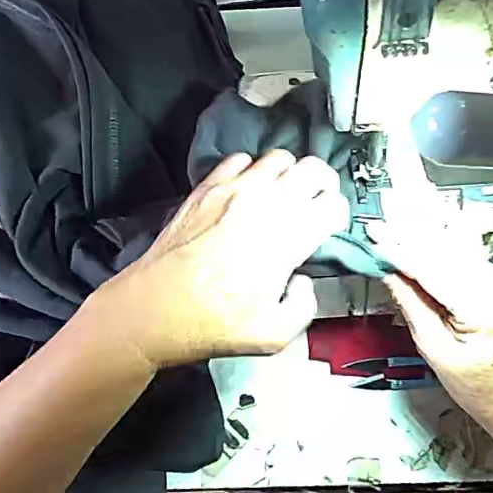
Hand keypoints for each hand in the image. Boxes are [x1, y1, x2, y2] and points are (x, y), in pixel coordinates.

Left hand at [83, 149, 348, 370]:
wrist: (154, 308)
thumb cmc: (212, 323)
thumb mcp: (274, 335)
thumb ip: (304, 306)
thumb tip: (301, 282)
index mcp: (288, 238)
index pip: (333, 205)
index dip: (338, 216)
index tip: (331, 227)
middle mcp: (266, 204)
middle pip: (314, 170)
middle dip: (324, 184)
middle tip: (318, 201)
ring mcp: (233, 190)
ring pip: (279, 157)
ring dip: (289, 173)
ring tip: (285, 192)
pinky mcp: (206, 187)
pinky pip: (240, 159)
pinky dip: (251, 169)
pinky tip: (247, 189)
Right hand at [375, 219, 492, 441]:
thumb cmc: (481, 385)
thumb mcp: (434, 348)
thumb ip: (411, 302)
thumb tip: (388, 268)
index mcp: (486, 308)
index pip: (432, 268)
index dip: (400, 248)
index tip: (376, 234)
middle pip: (448, 249)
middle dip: (413, 230)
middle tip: (385, 214)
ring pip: (460, 248)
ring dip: (429, 232)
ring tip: (400, 214)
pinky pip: (471, 256)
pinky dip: (446, 246)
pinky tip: (426, 234)